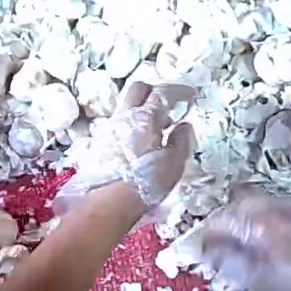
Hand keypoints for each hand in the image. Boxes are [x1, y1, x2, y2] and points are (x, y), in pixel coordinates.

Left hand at [56, 81, 197, 211]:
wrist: (108, 201)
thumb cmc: (145, 182)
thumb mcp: (173, 163)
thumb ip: (181, 141)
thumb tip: (184, 125)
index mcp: (146, 117)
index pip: (163, 92)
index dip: (179, 91)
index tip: (190, 94)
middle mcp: (124, 116)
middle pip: (138, 89)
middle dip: (155, 90)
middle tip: (170, 103)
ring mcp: (109, 128)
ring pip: (127, 106)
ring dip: (142, 109)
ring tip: (157, 127)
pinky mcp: (100, 142)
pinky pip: (119, 123)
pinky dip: (132, 124)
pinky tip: (140, 141)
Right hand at [177, 193, 290, 290]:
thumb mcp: (262, 280)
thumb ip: (231, 261)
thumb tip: (205, 250)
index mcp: (257, 221)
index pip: (220, 218)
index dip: (206, 233)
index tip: (199, 248)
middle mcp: (275, 209)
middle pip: (239, 203)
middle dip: (225, 220)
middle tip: (217, 242)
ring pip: (260, 207)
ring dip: (246, 221)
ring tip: (240, 245)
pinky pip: (278, 215)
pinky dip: (266, 225)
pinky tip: (270, 246)